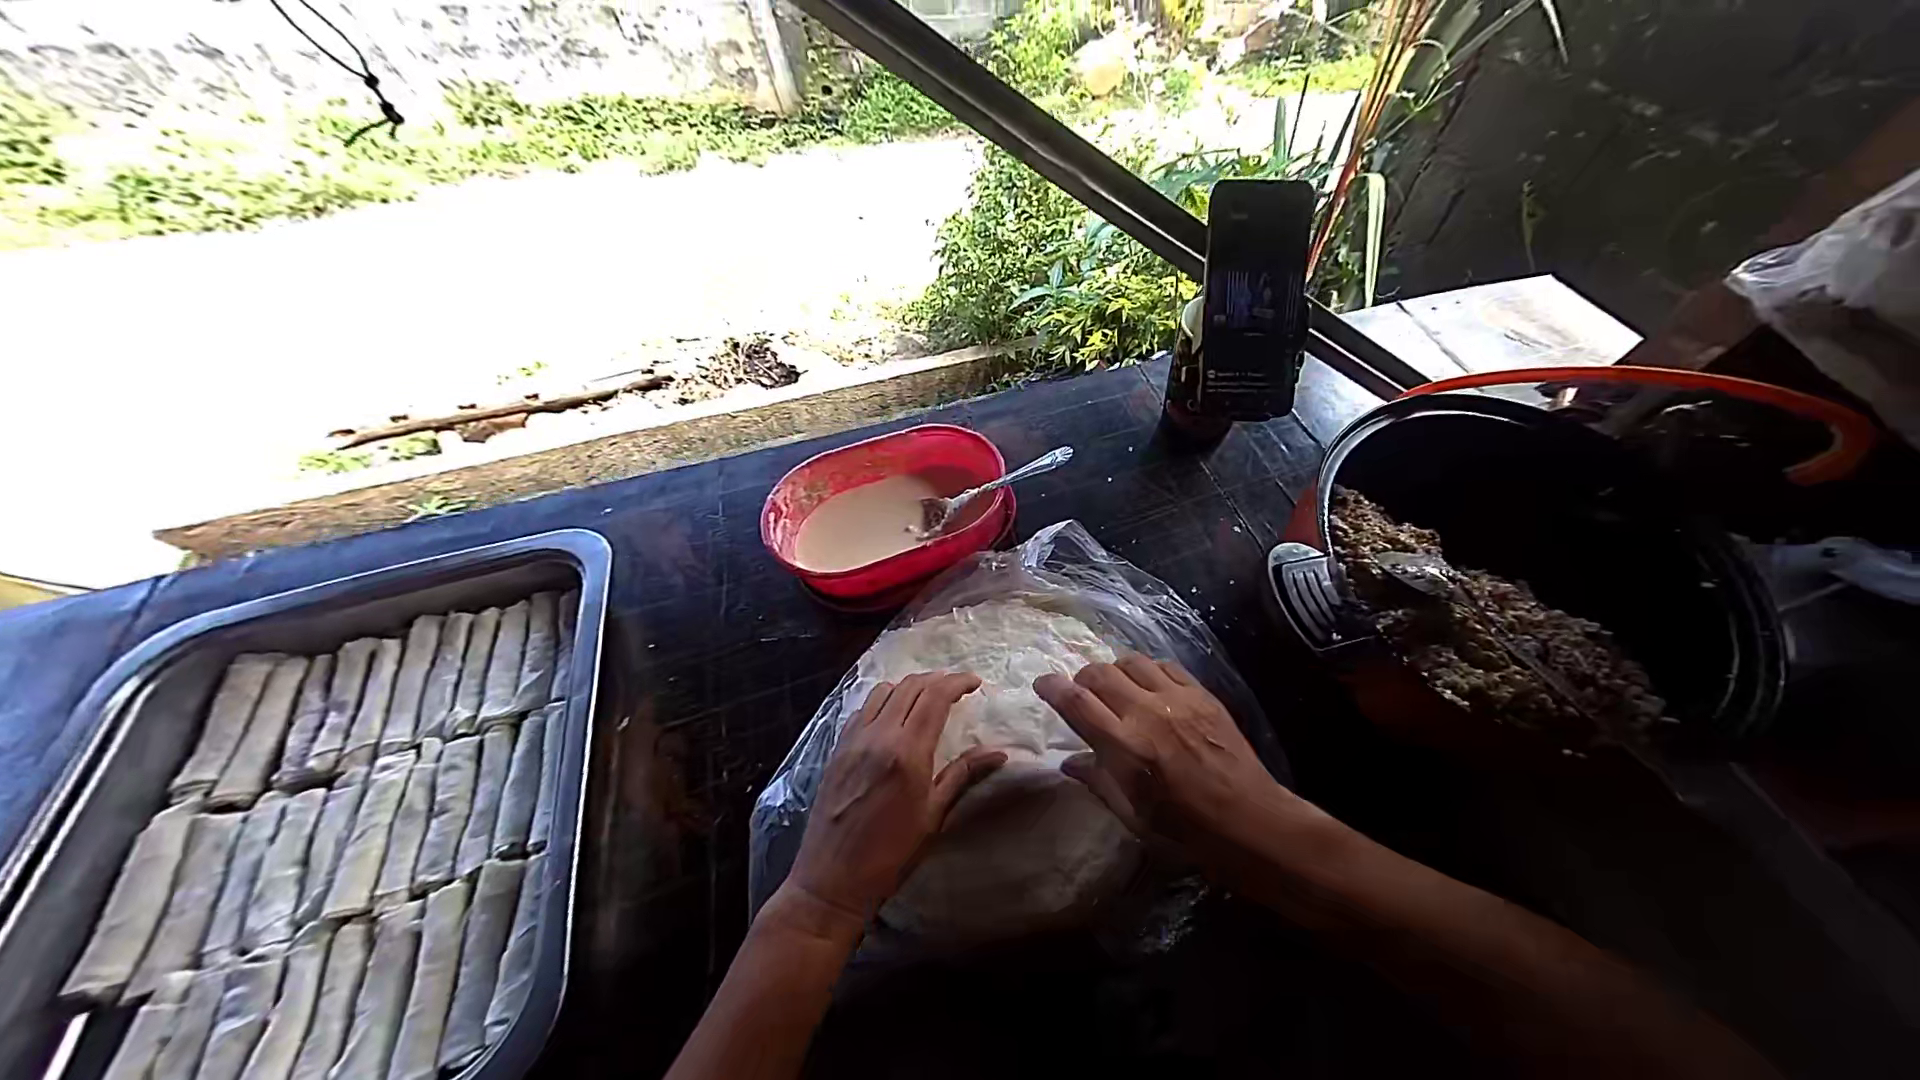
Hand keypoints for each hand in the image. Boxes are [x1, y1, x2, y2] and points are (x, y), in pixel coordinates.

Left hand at [782, 672, 1006, 931]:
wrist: (832, 879)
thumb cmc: (891, 853)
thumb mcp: (934, 815)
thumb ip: (963, 774)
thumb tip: (999, 752)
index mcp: (907, 751)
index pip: (935, 696)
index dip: (957, 682)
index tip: (975, 683)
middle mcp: (879, 735)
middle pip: (910, 686)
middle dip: (937, 680)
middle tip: (956, 688)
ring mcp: (854, 739)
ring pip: (884, 691)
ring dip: (909, 686)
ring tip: (926, 698)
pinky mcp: (837, 747)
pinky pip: (862, 708)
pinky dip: (883, 701)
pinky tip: (893, 717)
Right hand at [1035, 653, 1305, 858]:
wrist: (1250, 823)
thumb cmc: (1185, 830)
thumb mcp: (1131, 815)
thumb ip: (1097, 780)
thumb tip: (1068, 761)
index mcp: (1125, 747)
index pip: (1076, 702)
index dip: (1052, 687)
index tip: (1043, 683)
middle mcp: (1147, 714)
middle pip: (1099, 673)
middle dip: (1081, 679)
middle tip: (1082, 694)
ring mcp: (1178, 700)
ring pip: (1131, 662)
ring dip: (1114, 671)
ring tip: (1115, 688)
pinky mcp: (1203, 695)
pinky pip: (1165, 665)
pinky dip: (1147, 670)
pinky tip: (1148, 686)